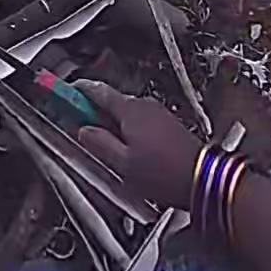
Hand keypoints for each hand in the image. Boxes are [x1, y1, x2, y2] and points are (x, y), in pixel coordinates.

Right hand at [75, 82, 203, 211]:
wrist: (206, 180)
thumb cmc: (164, 173)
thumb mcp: (124, 164)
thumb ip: (99, 143)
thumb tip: (84, 130)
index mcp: (128, 110)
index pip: (96, 91)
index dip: (77, 90)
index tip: (63, 90)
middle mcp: (143, 104)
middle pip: (111, 101)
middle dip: (95, 112)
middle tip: (85, 128)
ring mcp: (158, 112)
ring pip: (126, 112)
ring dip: (114, 123)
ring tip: (112, 148)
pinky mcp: (168, 124)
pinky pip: (140, 120)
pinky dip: (130, 128)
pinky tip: (133, 150)